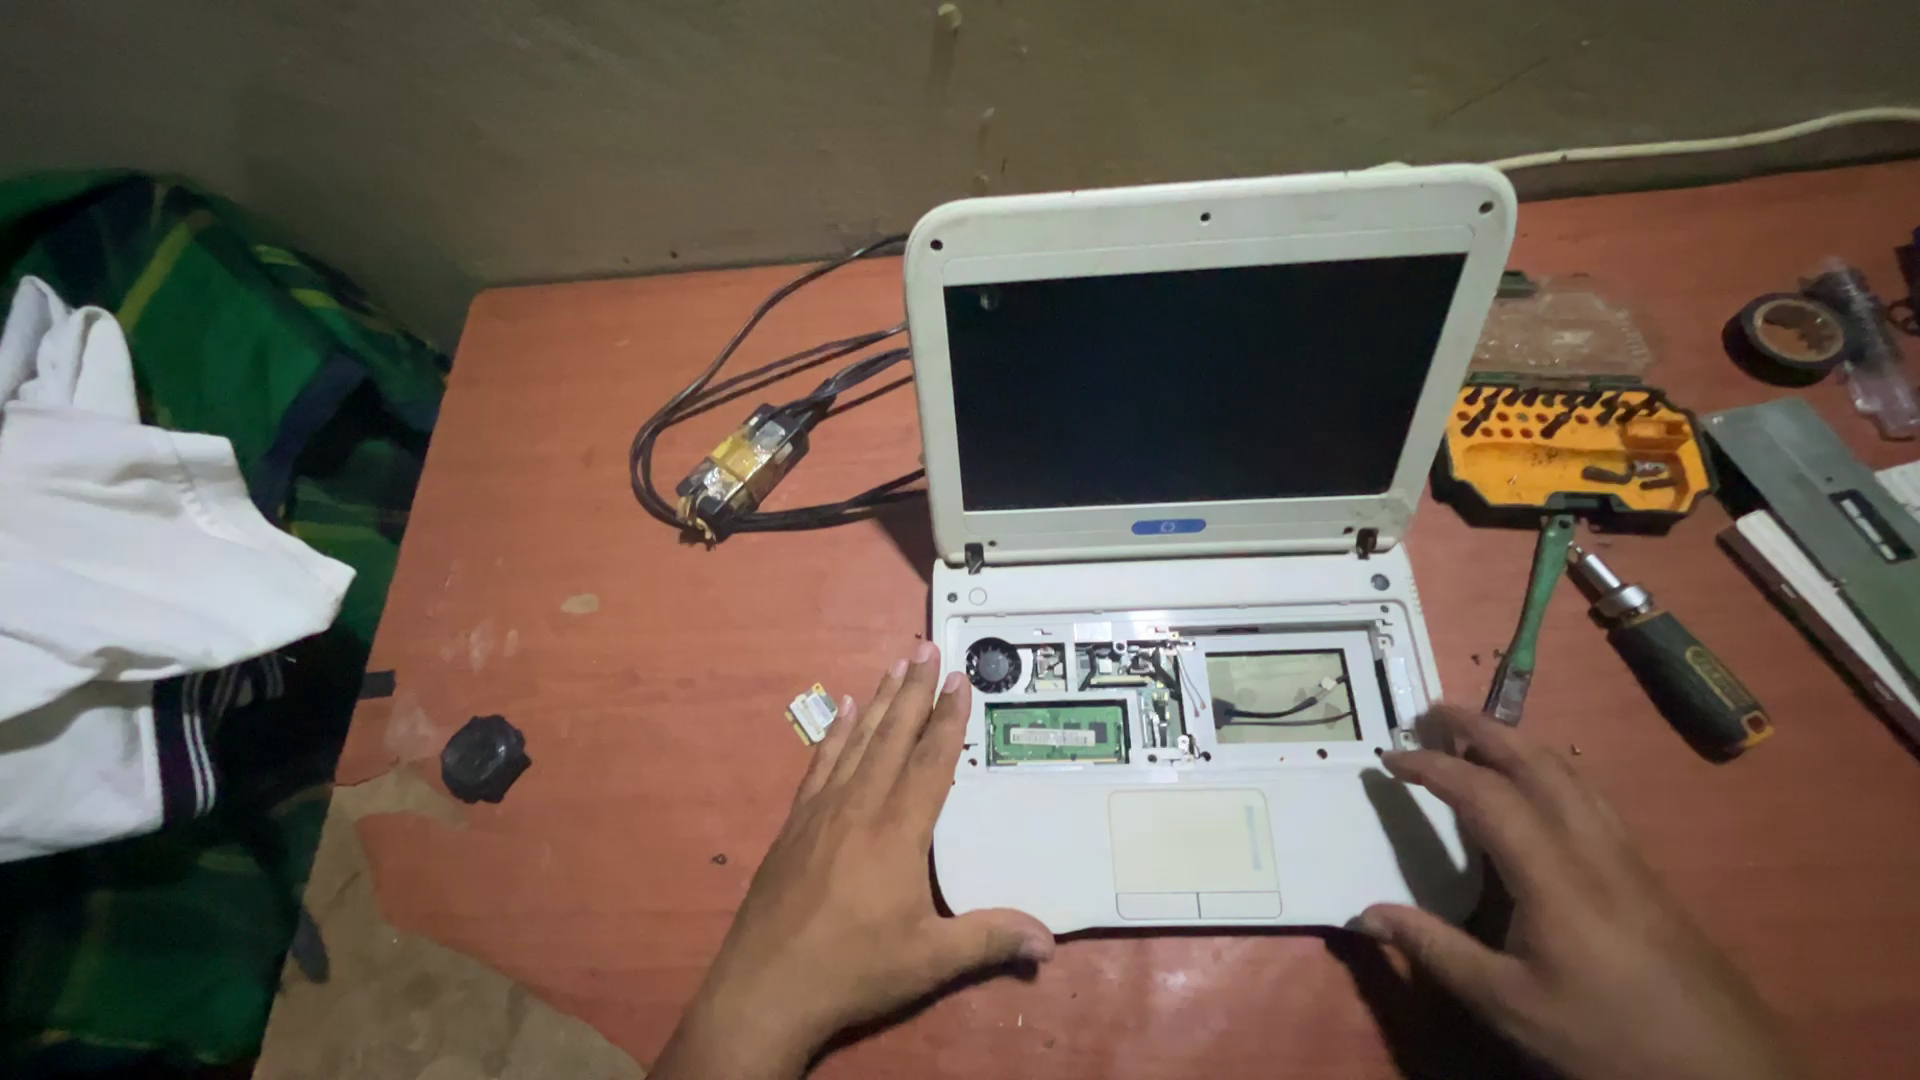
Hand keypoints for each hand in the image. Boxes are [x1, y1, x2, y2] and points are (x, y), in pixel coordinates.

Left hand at [651, 643, 1054, 1078]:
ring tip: (895, 664)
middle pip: (893, 736)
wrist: (765, 988)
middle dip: (914, 690)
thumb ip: (989, 939)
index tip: (960, 679)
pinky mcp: (796, 822)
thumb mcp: (929, 960)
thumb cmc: (854, 969)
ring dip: (879, 701)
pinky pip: (820, 763)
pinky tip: (843, 710)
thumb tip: (1050, 941)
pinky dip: (835, 733)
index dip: (948, 719)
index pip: (930, 761)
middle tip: (927, 647)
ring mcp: (823, 810)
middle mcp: (860, 806)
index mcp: (898, 832)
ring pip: (857, 741)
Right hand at [1357, 705, 1803, 1079]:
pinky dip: (1548, 768)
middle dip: (1482, 727)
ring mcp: (1627, 859)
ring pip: (1572, 775)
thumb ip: (1434, 950)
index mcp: (1555, 876)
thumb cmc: (1609, 1038)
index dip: (1434, 767)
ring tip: (1476, 733)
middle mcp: (1594, 850)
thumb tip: (1362, 914)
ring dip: (1518, 741)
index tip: (1391, 759)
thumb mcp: (1509, 1005)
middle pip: (1537, 763)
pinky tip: (1535, 785)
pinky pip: (1590, 797)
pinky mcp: (1646, 875)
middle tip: (1433, 711)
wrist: (1731, 1079)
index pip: (1486, 794)